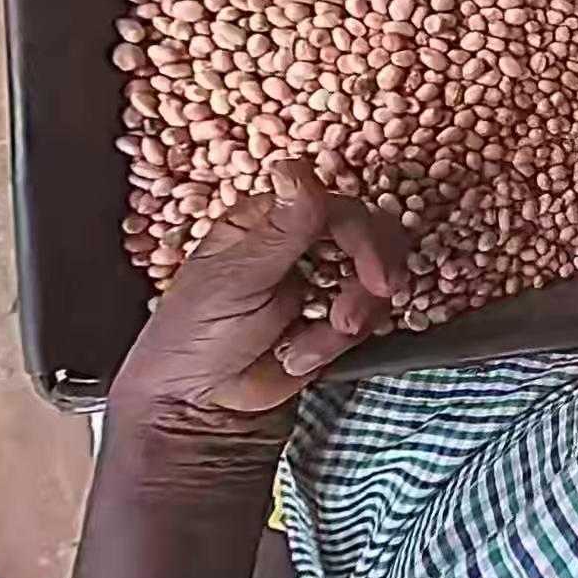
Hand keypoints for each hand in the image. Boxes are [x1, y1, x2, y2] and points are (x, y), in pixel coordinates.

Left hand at [109, 159, 405, 420]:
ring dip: (354, 315)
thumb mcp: (236, 281)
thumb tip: (295, 167)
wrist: (201, 410)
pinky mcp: (341, 308)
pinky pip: (372, 311)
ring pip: (380, 275)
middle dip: (367, 283)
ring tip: (309, 348)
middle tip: (349, 320)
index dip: (364, 239)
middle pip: (374, 237)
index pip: (341, 209)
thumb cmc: (197, 338)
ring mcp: (328, 274)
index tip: (375, 276)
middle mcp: (307, 239)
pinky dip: (342, 339)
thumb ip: (280, 228)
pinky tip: (303, 355)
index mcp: (273, 218)